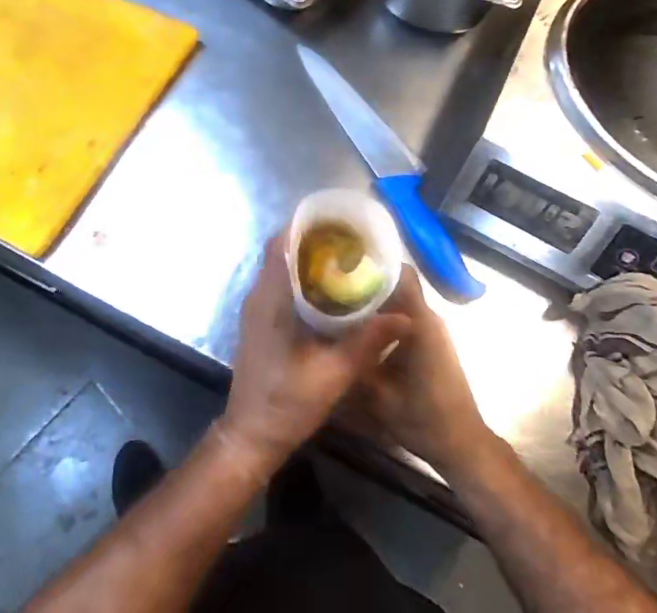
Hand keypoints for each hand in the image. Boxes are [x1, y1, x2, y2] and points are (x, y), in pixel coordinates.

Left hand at [220, 238, 410, 470]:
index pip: (280, 244)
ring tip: (344, 258)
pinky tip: (329, 292)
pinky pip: (278, 286)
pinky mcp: (259, 323)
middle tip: (348, 239)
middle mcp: (258, 297)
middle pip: (281, 252)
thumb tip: (405, 317)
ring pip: (279, 269)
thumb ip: (368, 342)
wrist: (251, 436)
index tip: (335, 220)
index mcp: (270, 299)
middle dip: (312, 241)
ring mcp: (255, 310)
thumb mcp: (334, 373)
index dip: (304, 226)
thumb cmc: (287, 402)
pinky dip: (300, 279)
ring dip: (306, 260)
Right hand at [348, 267, 493, 476]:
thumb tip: (325, 337)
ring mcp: (431, 330)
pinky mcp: (429, 342)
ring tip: (338, 300)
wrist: (461, 444)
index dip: (376, 261)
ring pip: (400, 301)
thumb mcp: (379, 395)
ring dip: (374, 299)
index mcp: (419, 323)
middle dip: (367, 280)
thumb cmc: (424, 418)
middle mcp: (428, 318)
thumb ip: (355, 361)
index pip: (402, 274)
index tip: (346, 260)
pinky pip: (404, 316)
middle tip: (332, 282)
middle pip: (397, 285)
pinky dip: (383, 316)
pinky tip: (359, 327)